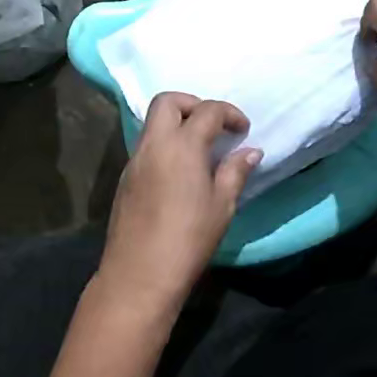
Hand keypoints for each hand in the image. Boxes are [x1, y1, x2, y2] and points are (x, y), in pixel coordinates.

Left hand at [97, 93, 261, 316]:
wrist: (139, 274)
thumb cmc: (189, 239)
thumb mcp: (222, 205)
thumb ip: (235, 172)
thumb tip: (250, 151)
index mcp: (182, 146)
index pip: (207, 111)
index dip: (229, 113)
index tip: (243, 130)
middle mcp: (154, 145)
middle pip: (168, 101)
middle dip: (194, 104)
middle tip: (214, 127)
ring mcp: (134, 160)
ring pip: (153, 123)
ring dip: (177, 124)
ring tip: (200, 149)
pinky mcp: (125, 178)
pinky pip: (146, 146)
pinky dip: (165, 144)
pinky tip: (180, 171)